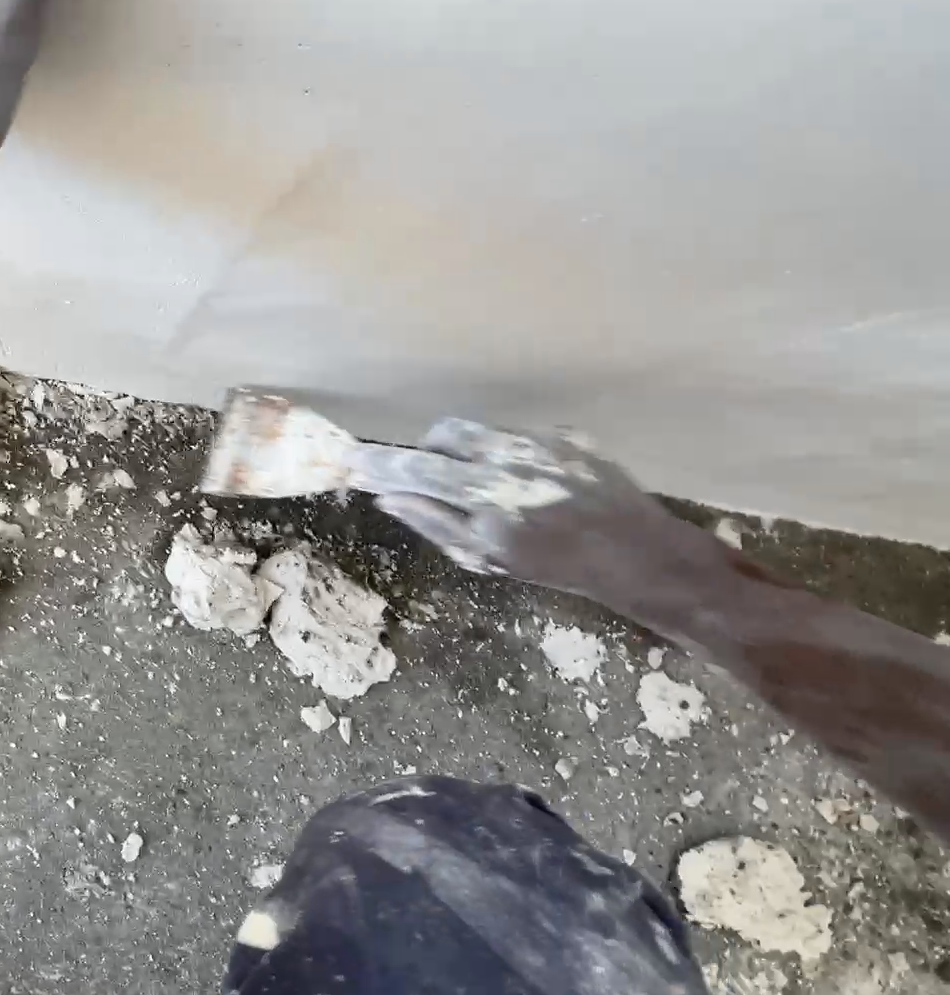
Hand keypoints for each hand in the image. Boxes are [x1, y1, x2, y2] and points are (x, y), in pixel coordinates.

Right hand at [348, 419, 729, 611]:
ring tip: (471, 476)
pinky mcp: (567, 436)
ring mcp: (542, 444)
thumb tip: (387, 498)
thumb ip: (434, 523)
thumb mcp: (485, 556)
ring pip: (475, 429)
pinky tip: (517, 476)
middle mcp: (511, 462)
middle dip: (422, 452)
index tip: (354, 460)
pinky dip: (498, 450)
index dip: (380, 463)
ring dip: (458, 448)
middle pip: (441, 435)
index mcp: (487, 499)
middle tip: (424, 475)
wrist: (639, 555)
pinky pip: (512, 432)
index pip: (416, 469)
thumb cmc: (554, 566)